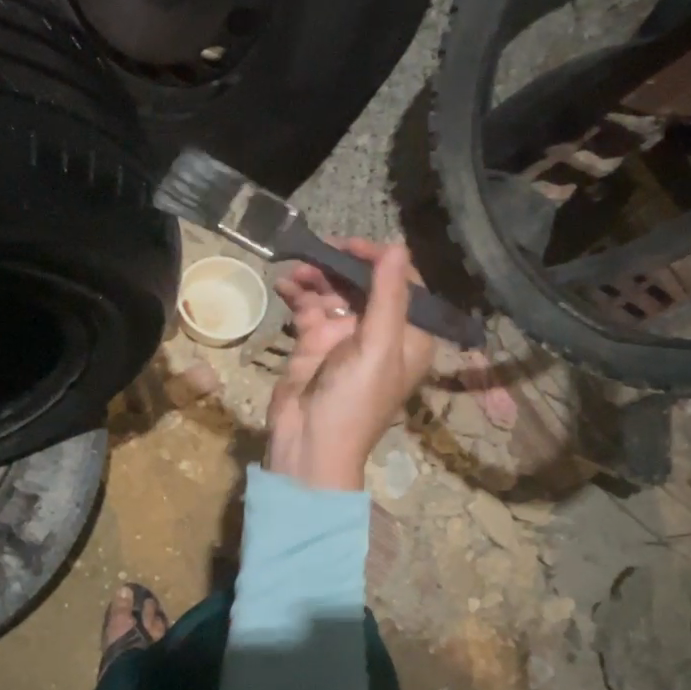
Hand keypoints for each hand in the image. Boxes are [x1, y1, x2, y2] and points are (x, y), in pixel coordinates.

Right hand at [266, 241, 435, 490]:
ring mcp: (344, 337)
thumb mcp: (377, 347)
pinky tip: (282, 285)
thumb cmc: (354, 400)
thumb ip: (387, 296)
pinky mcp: (314, 343)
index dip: (379, 259)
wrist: (309, 443)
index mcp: (409, 335)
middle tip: (314, 252)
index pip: (402, 283)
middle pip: (364, 284)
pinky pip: (308, 309)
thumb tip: (396, 247)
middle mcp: (379, 332)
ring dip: (315, 278)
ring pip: (333, 294)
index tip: (349, 246)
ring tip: (295, 271)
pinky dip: (296, 295)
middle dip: (340, 266)